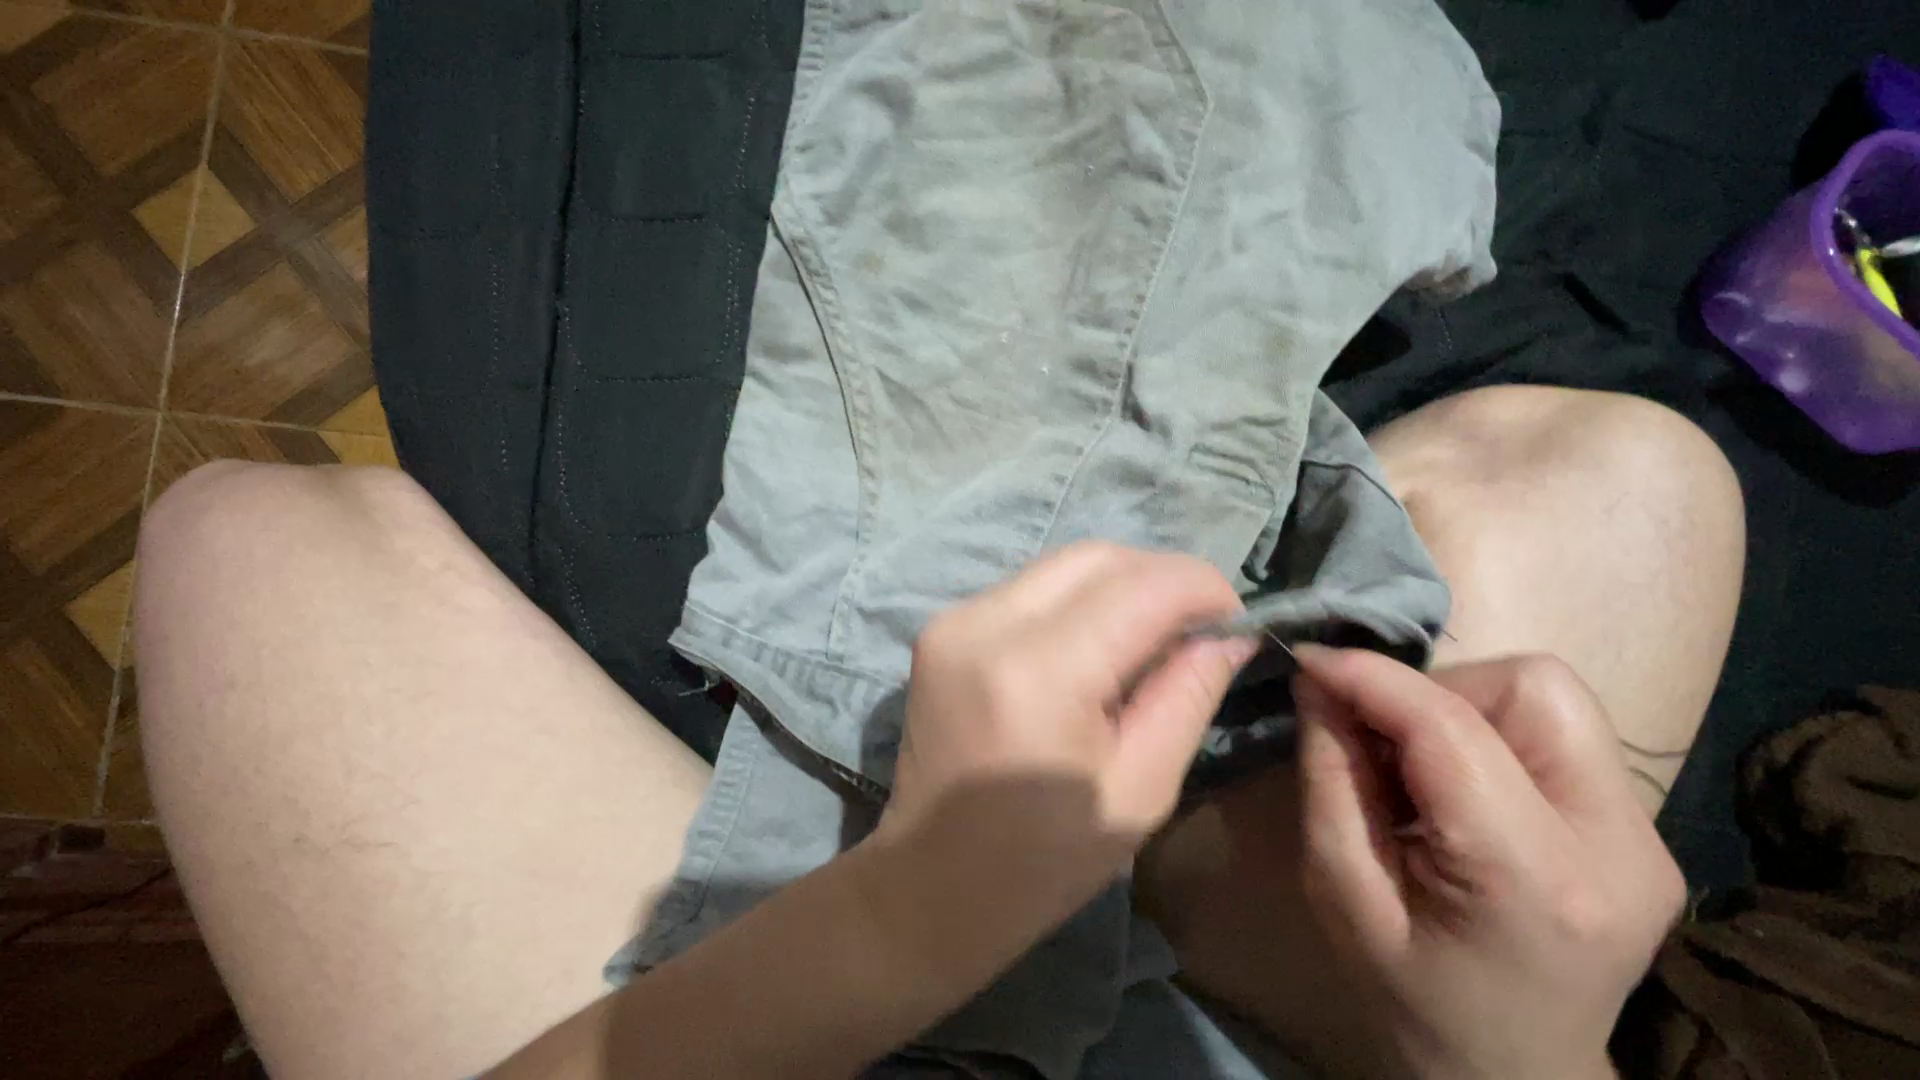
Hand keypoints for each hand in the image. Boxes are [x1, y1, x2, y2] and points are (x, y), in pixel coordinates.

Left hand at [877, 542, 1257, 933]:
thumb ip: (1188, 693)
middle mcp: (987, 623)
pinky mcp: (941, 628)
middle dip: (1162, 578)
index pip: (1143, 585)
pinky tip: (1094, 647)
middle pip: (1098, 556)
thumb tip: (1229, 630)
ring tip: (1150, 638)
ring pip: (1062, 565)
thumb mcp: (1142, 787)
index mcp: (1039, 671)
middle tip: (1198, 628)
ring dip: (1118, 586)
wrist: (933, 881)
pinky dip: (1075, 602)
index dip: (1203, 588)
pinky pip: (1028, 588)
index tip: (1236, 619)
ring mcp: (954, 620)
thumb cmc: (1045, 858)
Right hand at [1293, 648, 1684, 1079]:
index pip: (1451, 728)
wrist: (1514, 1071)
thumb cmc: (1411, 996)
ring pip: (1549, 695)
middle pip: (1529, 687)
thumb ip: (1331, 777)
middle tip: (1380, 741)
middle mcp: (1618, 842)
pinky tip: (1459, 786)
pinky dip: (1491, 731)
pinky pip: (1559, 731)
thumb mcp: (1342, 891)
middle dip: (1434, 692)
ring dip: (1463, 707)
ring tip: (1419, 768)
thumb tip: (1318, 681)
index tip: (1310, 661)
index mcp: (1535, 876)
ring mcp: (1646, 834)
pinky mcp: (1643, 827)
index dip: (1372, 677)